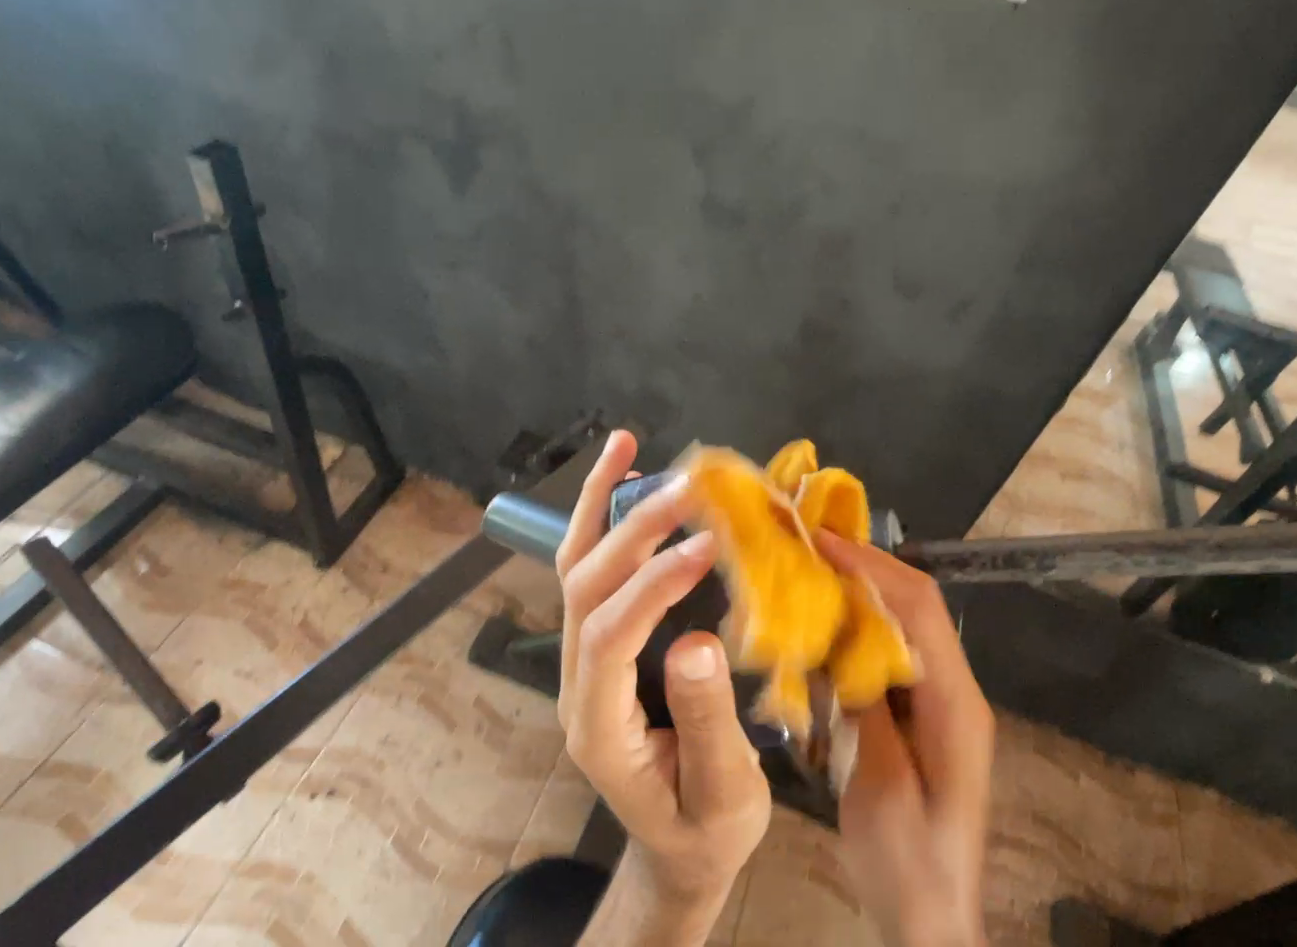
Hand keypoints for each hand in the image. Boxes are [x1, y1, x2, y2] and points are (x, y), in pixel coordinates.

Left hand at [555, 431, 771, 941]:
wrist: (678, 849)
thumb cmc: (705, 830)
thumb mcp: (721, 794)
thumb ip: (706, 726)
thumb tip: (698, 642)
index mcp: (599, 725)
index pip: (609, 638)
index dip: (653, 586)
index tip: (707, 548)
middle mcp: (576, 682)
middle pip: (585, 590)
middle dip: (633, 533)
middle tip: (688, 489)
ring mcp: (580, 660)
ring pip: (575, 569)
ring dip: (600, 506)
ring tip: (627, 446)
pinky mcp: (599, 643)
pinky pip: (591, 573)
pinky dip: (603, 521)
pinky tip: (627, 480)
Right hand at [817, 531, 994, 946]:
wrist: (932, 920)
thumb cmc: (909, 864)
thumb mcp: (881, 789)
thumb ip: (864, 709)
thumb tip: (838, 642)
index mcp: (954, 703)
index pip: (918, 611)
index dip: (871, 569)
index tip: (819, 544)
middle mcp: (952, 690)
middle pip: (913, 608)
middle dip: (863, 569)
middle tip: (806, 548)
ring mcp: (937, 702)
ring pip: (900, 627)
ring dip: (856, 595)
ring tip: (807, 573)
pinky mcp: (918, 717)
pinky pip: (886, 656)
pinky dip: (852, 632)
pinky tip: (817, 630)